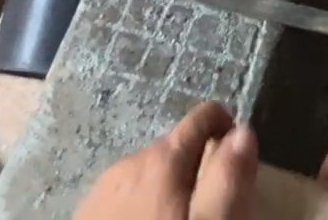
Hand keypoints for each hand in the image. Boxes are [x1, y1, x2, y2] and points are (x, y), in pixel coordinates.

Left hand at [73, 102, 257, 219]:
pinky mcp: (84, 215)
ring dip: (166, 190)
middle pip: (176, 147)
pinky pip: (122, 196)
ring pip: (147, 172)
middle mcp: (129, 163)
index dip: (227, 131)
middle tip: (206, 214)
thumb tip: (242, 132)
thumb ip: (230, 180)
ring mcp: (101, 191)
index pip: (204, 116)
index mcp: (164, 160)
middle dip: (195, 169)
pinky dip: (138, 207)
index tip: (235, 166)